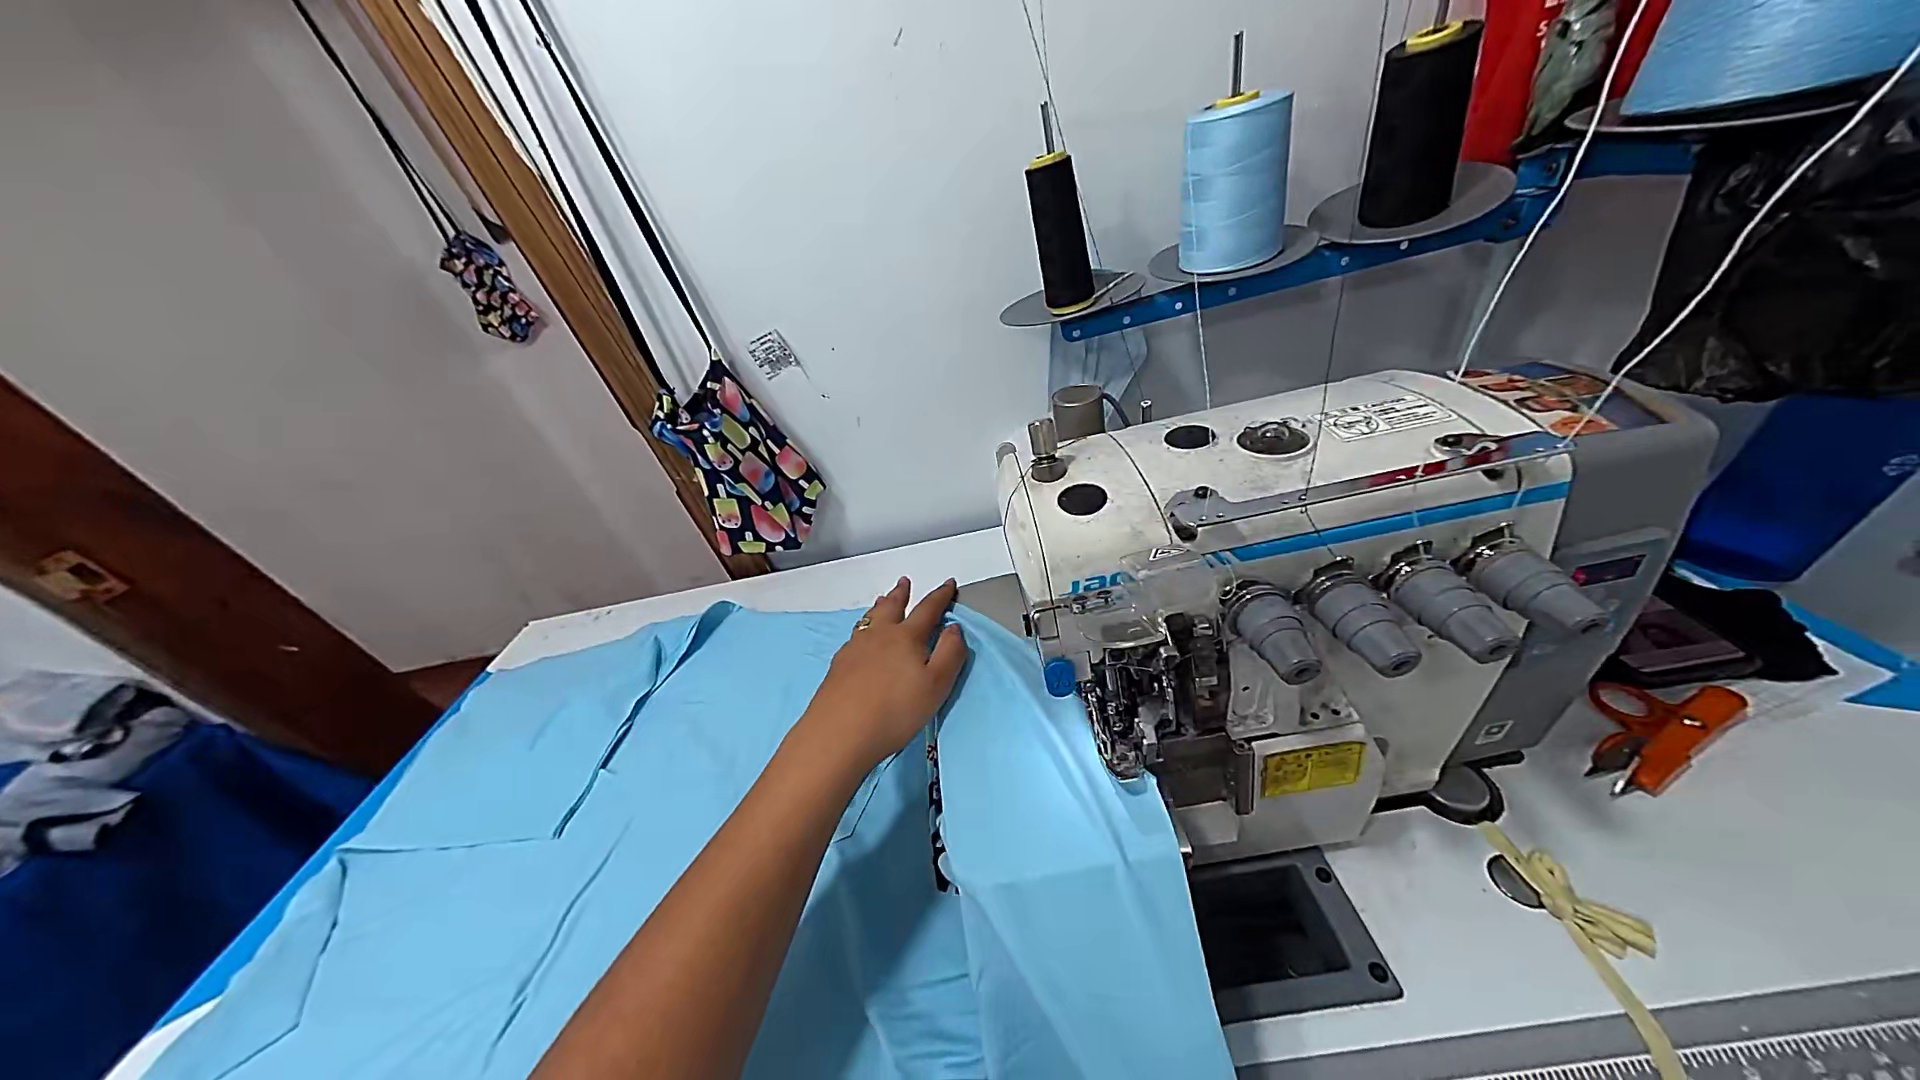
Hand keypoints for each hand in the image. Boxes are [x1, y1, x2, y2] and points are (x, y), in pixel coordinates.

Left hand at [795, 577, 968, 772]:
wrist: (839, 733)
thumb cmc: (895, 711)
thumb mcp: (937, 685)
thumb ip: (950, 653)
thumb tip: (954, 627)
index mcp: (906, 637)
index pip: (927, 609)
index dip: (940, 596)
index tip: (948, 584)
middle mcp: (879, 636)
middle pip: (891, 607)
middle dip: (901, 593)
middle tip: (904, 582)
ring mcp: (854, 649)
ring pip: (870, 619)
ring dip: (880, 607)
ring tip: (882, 600)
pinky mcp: (838, 666)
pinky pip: (855, 636)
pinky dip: (864, 628)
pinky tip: (861, 638)